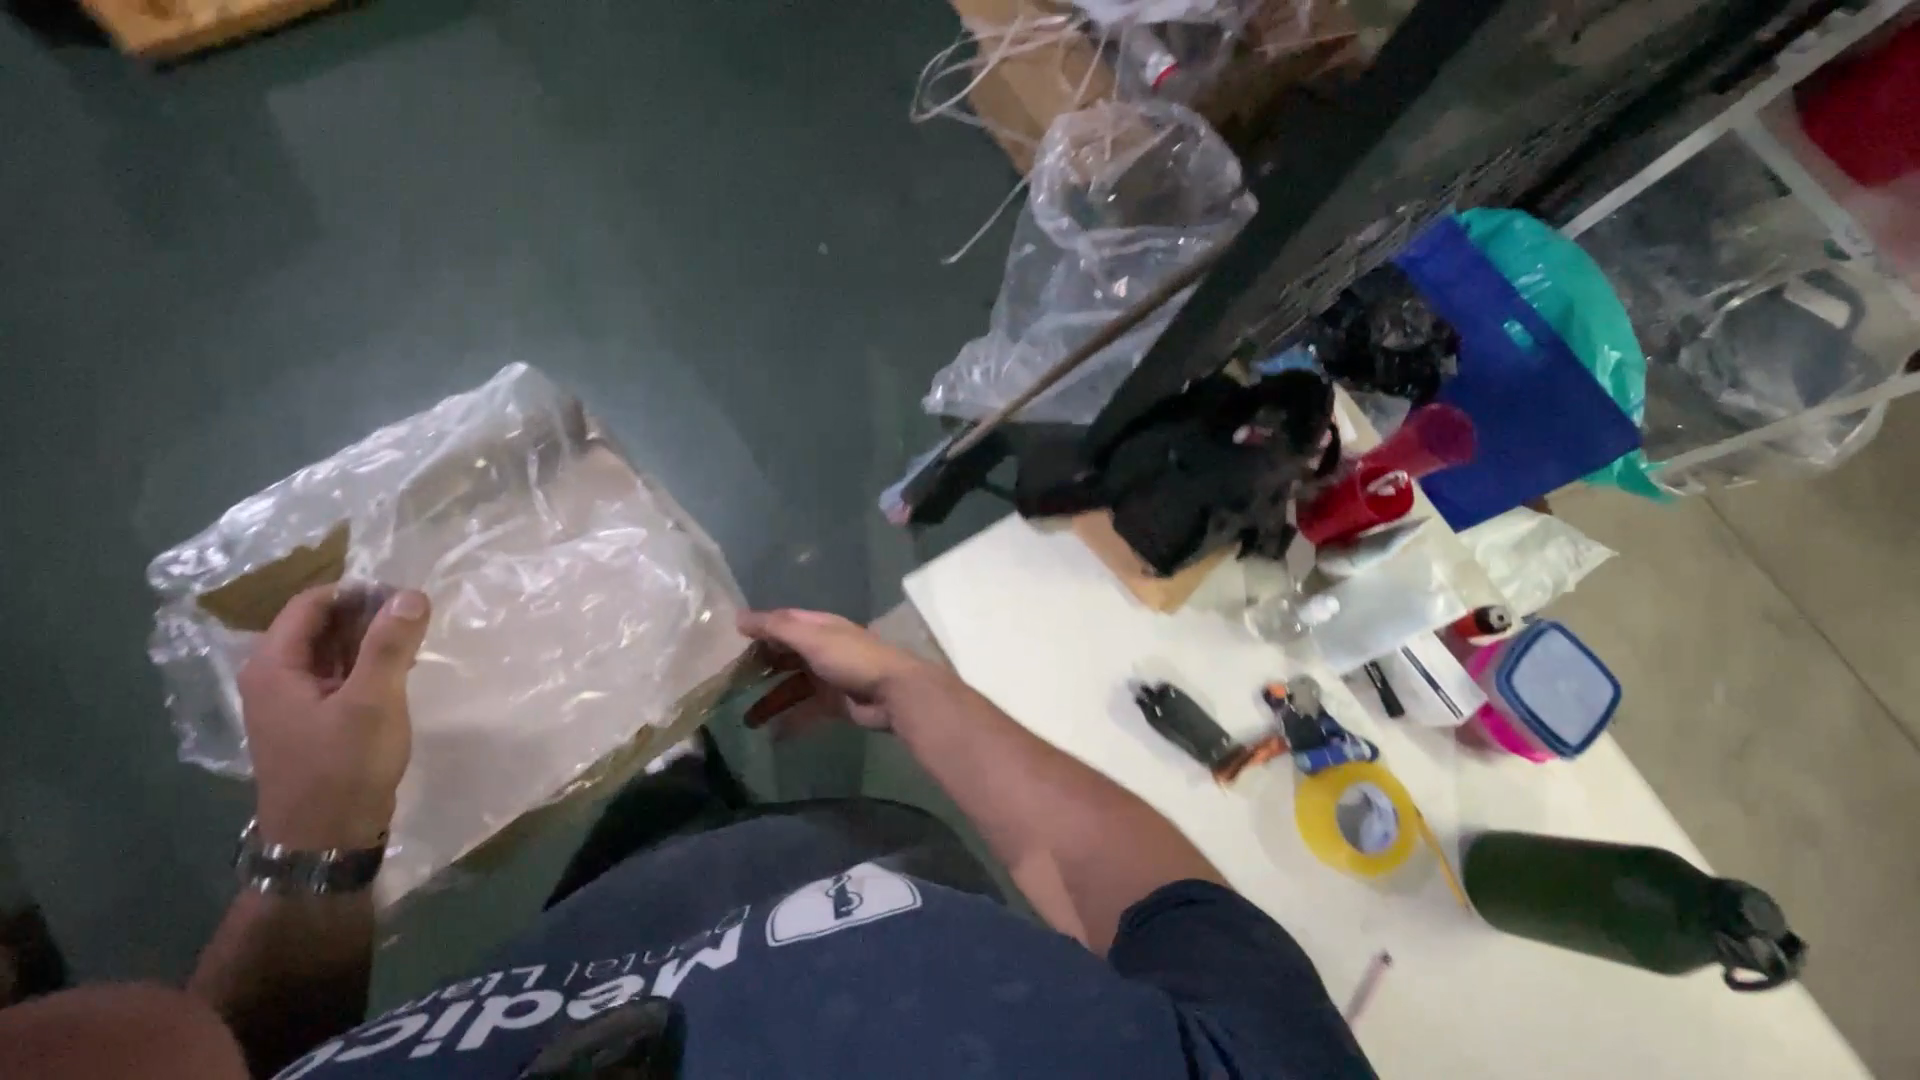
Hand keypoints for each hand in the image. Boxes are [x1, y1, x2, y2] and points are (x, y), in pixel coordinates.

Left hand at [237, 585, 431, 850]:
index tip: (405, 598)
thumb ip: (390, 645)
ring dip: (372, 640)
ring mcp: (294, 702)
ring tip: (415, 641)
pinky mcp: (316, 722)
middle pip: (320, 625)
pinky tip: (401, 672)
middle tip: (417, 618)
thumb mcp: (373, 701)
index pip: (310, 604)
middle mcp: (276, 678)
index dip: (357, 593)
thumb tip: (411, 594)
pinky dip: (369, 666)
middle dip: (368, 614)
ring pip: (333, 651)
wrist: (327, 837)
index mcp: (275, 666)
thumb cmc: (344, 766)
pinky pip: (341, 677)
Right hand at [737, 609, 945, 735]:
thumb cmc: (852, 659)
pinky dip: (790, 721)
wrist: (894, 693)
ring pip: (792, 688)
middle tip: (729, 684)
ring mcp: (828, 678)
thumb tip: (738, 618)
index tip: (727, 642)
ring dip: (770, 702)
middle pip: (784, 657)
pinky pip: (806, 711)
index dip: (757, 631)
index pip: (782, 624)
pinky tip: (772, 735)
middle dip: (759, 669)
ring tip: (746, 720)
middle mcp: (821, 649)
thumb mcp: (812, 638)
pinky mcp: (835, 704)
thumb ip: (776, 628)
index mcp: (819, 628)